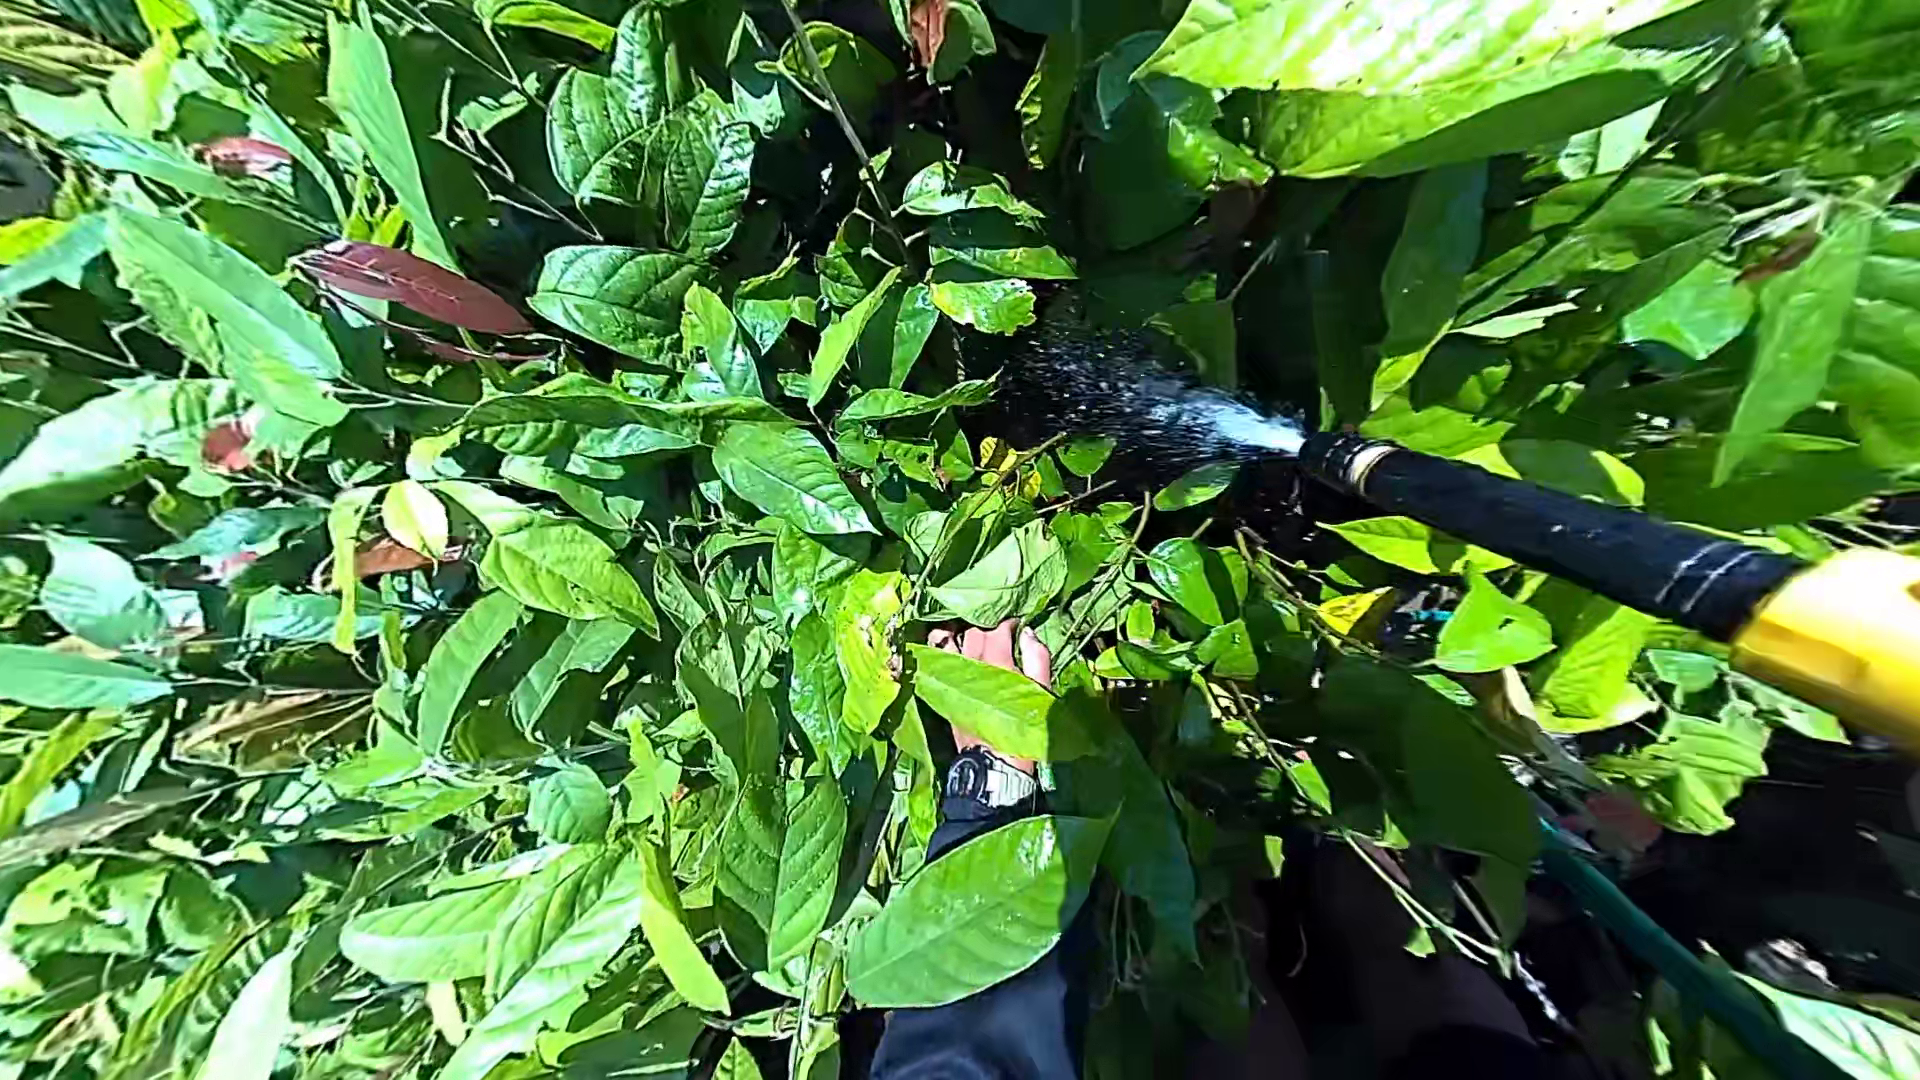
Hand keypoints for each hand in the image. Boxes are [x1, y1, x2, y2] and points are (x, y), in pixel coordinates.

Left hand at [925, 618, 1050, 776]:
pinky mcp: (943, 690)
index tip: (1017, 624)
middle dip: (985, 625)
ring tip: (965, 627)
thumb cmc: (1024, 728)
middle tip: (996, 628)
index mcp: (997, 663)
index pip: (997, 630)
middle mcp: (970, 666)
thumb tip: (1028, 632)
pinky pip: (937, 659)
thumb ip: (1037, 658)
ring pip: (947, 641)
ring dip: (956, 630)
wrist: (996, 766)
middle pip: (973, 632)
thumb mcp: (1040, 692)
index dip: (1007, 622)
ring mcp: (952, 677)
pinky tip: (947, 643)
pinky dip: (941, 647)